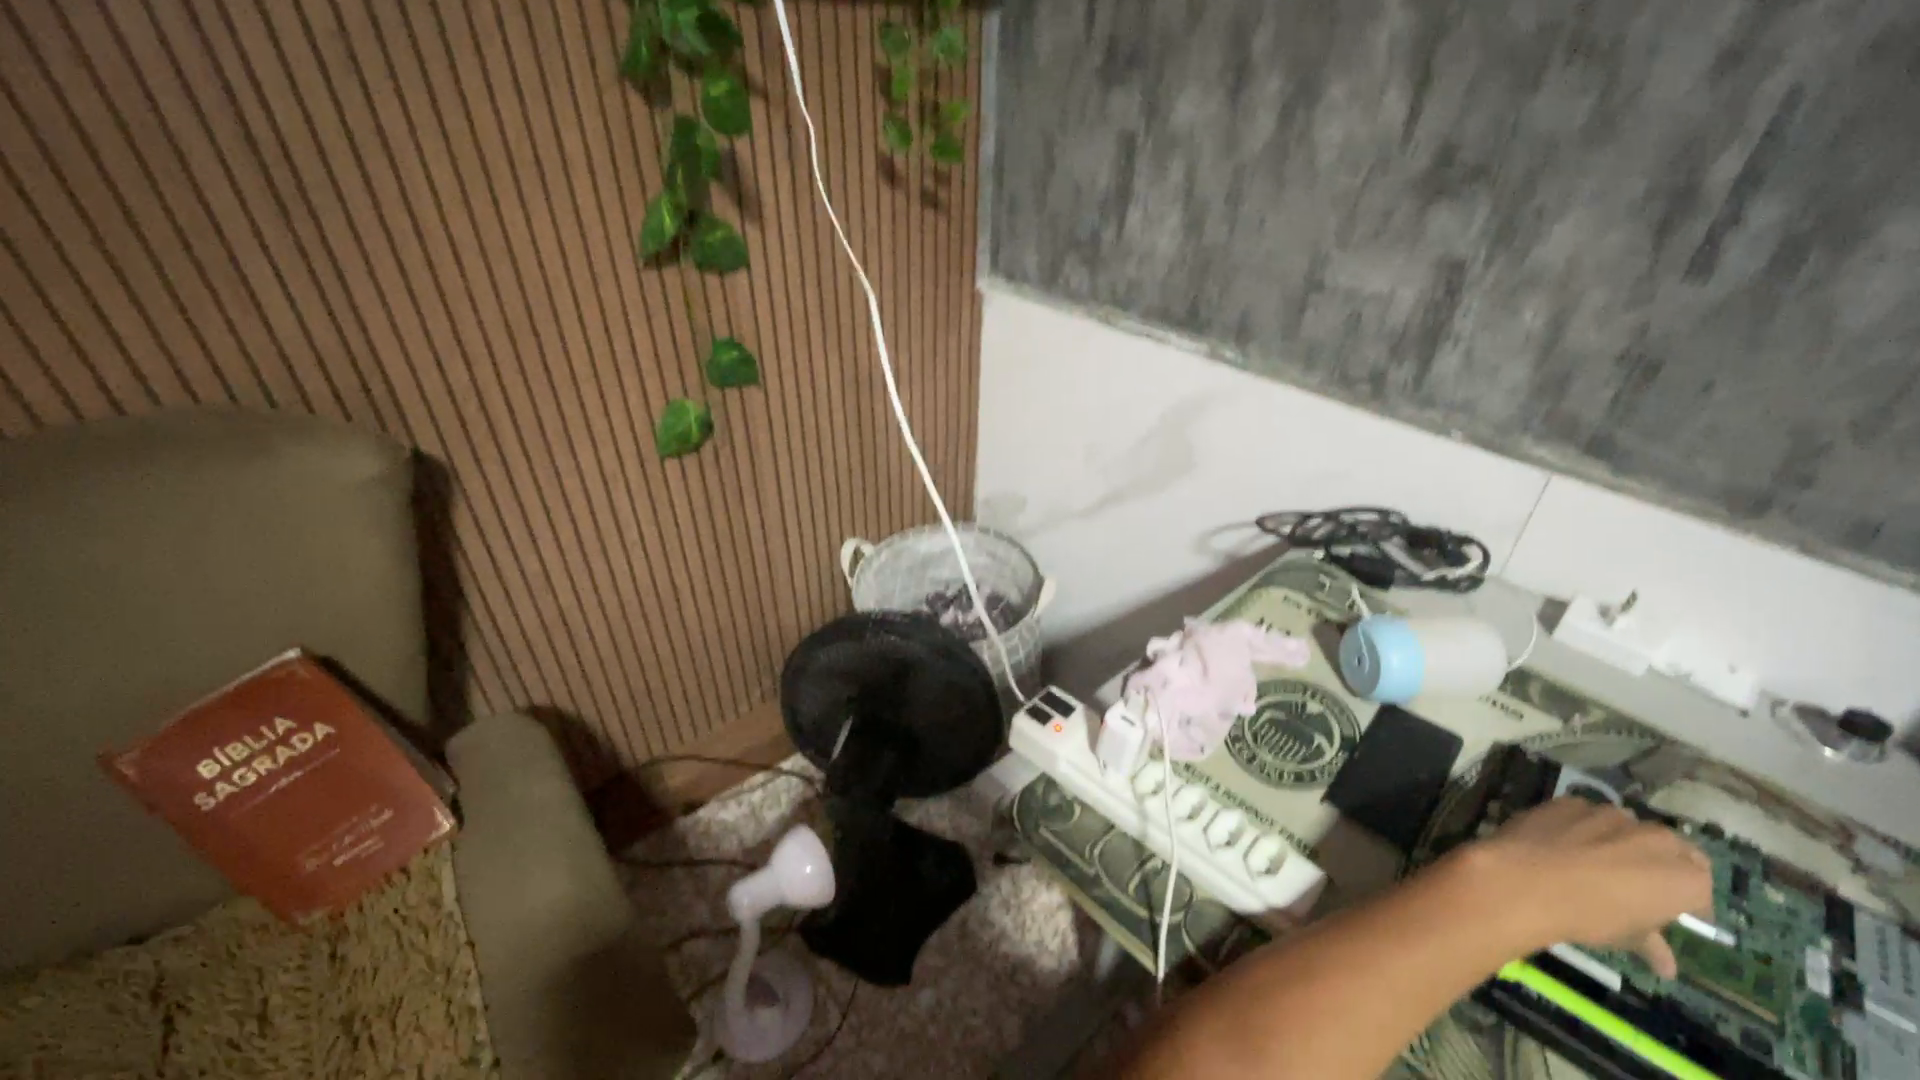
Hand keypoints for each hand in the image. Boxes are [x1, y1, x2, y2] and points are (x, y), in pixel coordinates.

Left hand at [1456, 797, 1714, 977]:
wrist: (1525, 880)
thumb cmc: (1588, 916)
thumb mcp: (1626, 937)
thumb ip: (1652, 945)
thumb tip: (1667, 968)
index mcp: (1685, 876)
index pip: (1701, 887)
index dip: (1690, 901)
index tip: (1676, 912)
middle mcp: (1656, 838)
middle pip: (1671, 849)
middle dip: (1662, 864)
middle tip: (1643, 883)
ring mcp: (1610, 814)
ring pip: (1627, 826)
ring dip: (1621, 840)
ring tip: (1599, 860)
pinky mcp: (1570, 802)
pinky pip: (1584, 814)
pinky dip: (1581, 827)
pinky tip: (1563, 843)